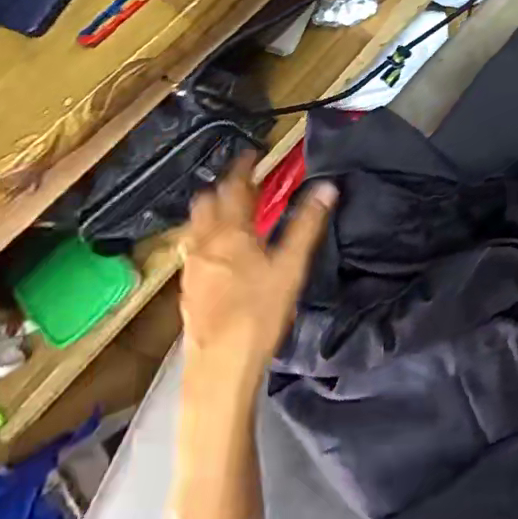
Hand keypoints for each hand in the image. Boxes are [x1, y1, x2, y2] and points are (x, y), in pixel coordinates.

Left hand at [179, 151, 333, 382]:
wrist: (220, 365)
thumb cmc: (260, 310)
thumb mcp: (292, 265)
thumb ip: (308, 224)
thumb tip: (327, 187)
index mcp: (229, 234)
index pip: (232, 188)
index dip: (241, 167)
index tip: (251, 152)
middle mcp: (204, 245)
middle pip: (205, 204)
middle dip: (223, 187)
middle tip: (245, 180)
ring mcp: (192, 268)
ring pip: (196, 227)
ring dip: (213, 211)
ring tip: (234, 209)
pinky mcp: (190, 289)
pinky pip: (195, 249)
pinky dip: (209, 235)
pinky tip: (224, 250)